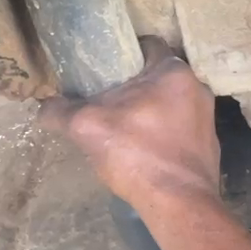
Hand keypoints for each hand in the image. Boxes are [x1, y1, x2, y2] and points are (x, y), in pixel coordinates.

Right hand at [40, 38, 220, 207]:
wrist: (179, 205)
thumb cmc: (137, 154)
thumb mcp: (87, 127)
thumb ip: (61, 111)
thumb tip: (42, 106)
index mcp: (174, 72)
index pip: (147, 44)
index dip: (123, 52)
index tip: (103, 67)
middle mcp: (197, 88)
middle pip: (156, 76)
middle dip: (133, 86)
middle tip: (105, 99)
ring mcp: (207, 119)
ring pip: (169, 103)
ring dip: (147, 110)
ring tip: (120, 126)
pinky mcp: (208, 147)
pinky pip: (179, 129)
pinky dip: (160, 134)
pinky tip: (141, 151)